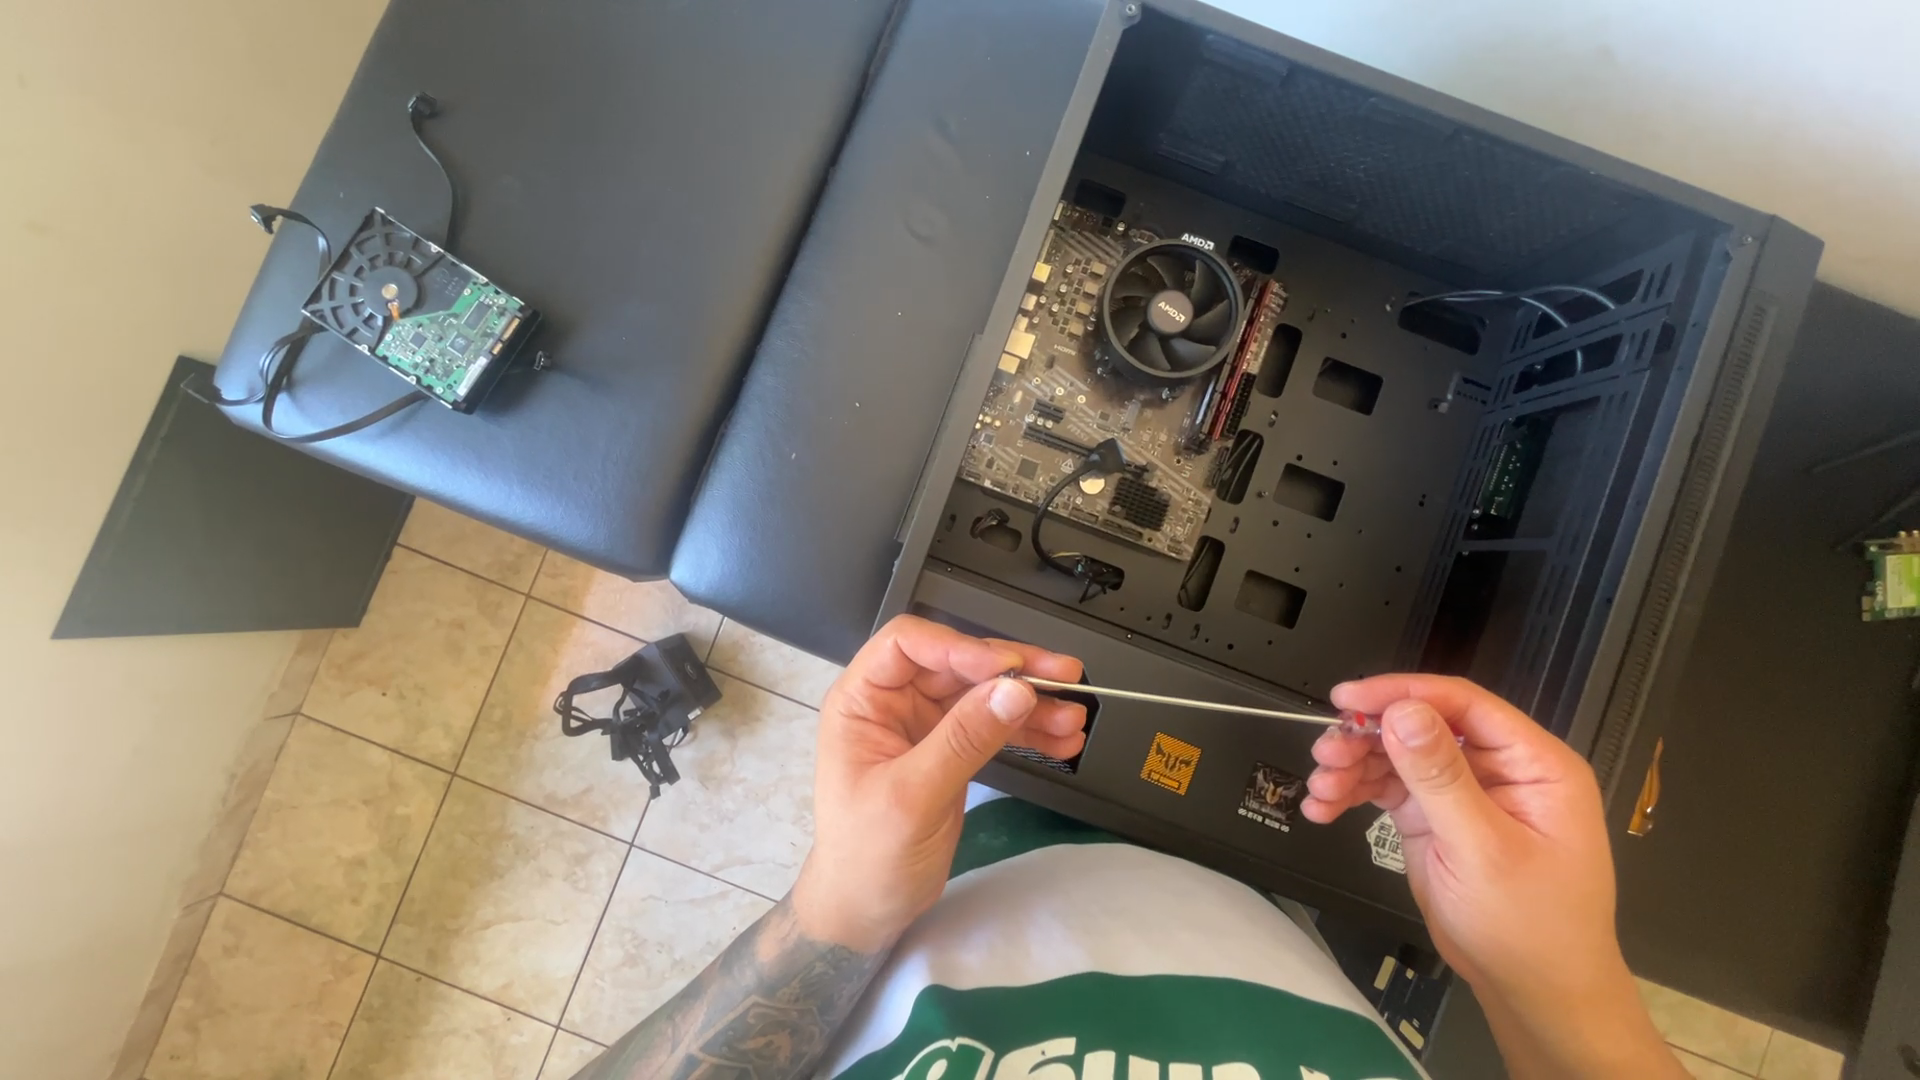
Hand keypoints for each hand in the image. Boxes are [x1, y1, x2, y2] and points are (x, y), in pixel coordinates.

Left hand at [790, 616, 1085, 951]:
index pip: (909, 643)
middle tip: (1064, 675)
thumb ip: (964, 739)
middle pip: (959, 663)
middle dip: (1013, 670)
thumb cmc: (867, 855)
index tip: (1008, 667)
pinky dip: (1029, 730)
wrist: (867, 911)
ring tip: (1074, 716)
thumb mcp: (913, 796)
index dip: (960, 646)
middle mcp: (894, 701)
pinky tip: (1061, 740)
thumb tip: (1016, 690)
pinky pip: (994, 725)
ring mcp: (925, 724)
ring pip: (983, 692)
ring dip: (1031, 701)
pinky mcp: (951, 748)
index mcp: (863, 699)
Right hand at [1303, 676, 1680, 1077]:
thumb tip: (1402, 711)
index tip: (1346, 699)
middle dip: (1364, 738)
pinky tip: (1324, 808)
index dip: (1400, 693)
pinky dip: (1350, 793)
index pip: (1460, 703)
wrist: (1531, 992)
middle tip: (1324, 755)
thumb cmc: (1528, 925)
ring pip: (1392, 753)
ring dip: (1349, 767)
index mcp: (1532, 763)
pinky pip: (1383, 785)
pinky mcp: (1430, 813)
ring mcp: (1460, 790)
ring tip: (1320, 790)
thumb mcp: (1482, 848)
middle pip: (1416, 725)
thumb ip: (1440, 776)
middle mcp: (1494, 767)